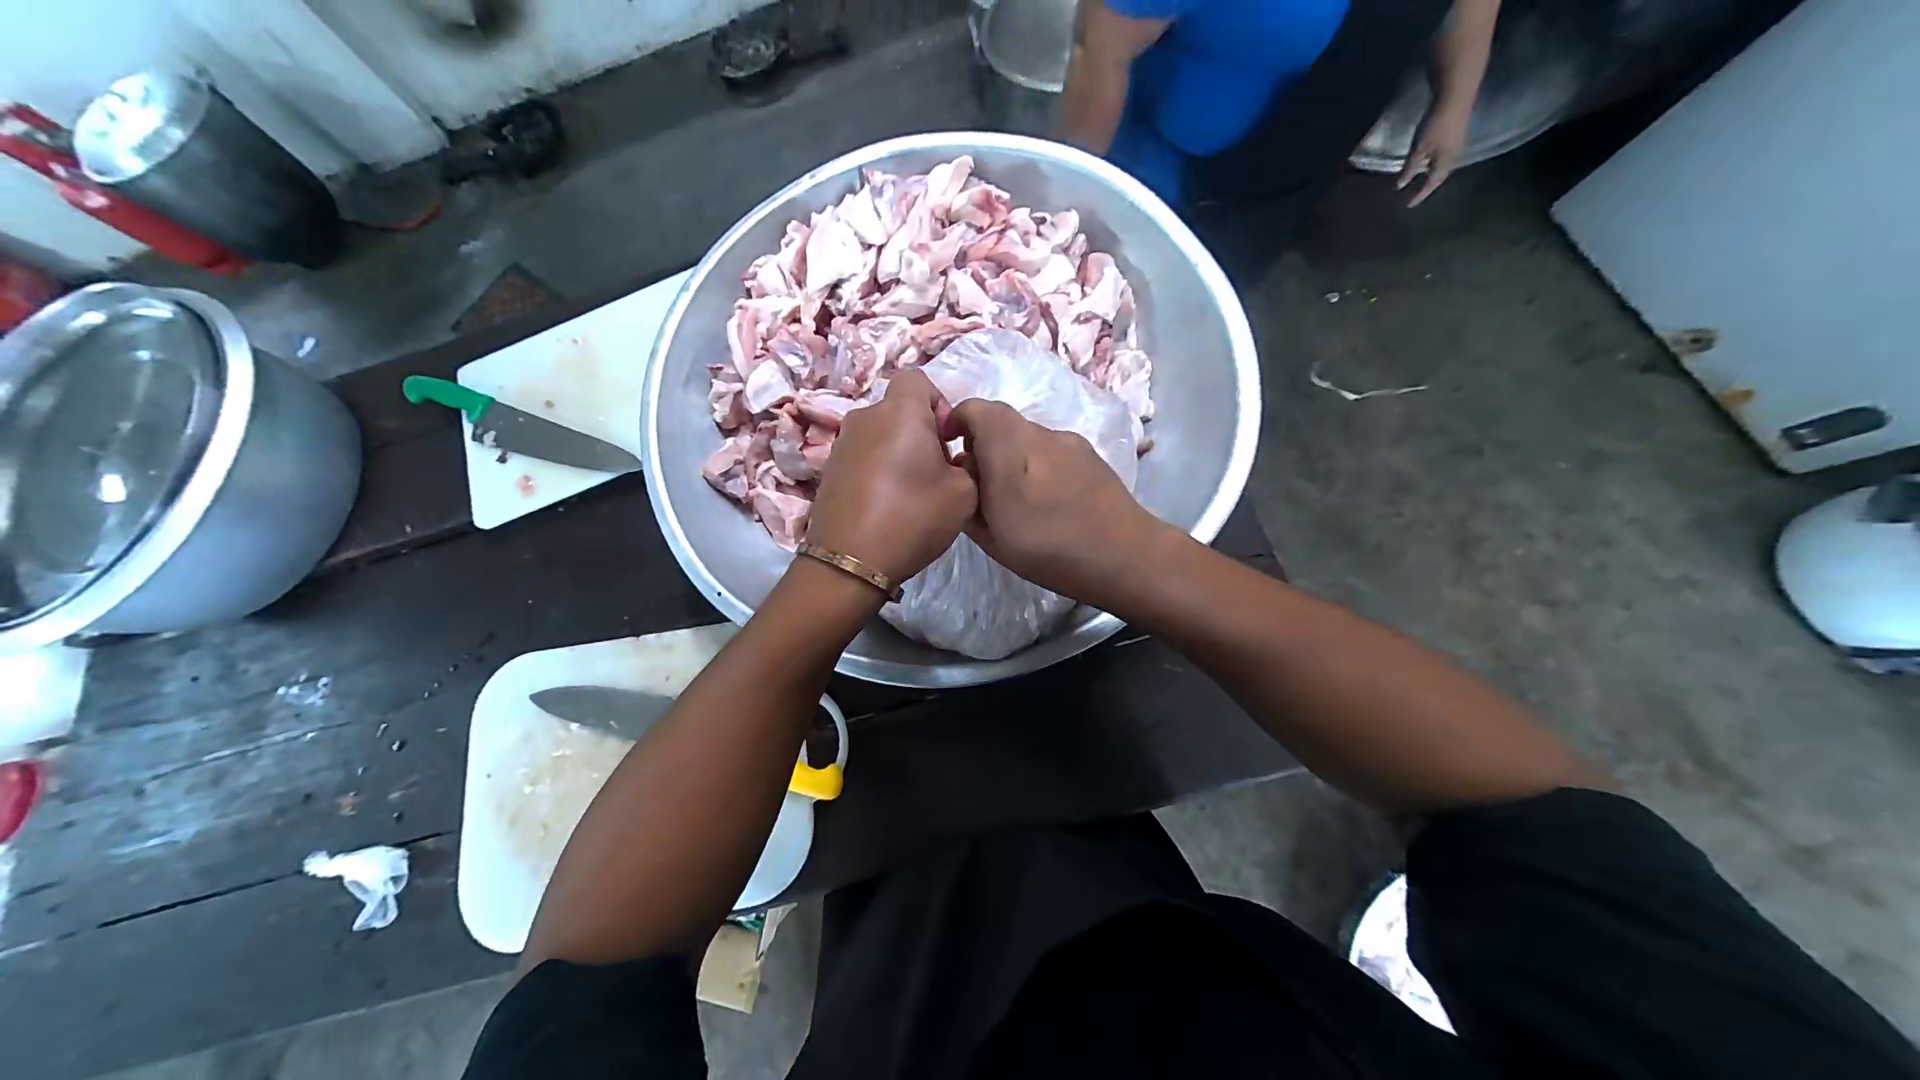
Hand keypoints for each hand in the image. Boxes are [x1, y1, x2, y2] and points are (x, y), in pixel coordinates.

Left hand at [806, 370, 976, 582]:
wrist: (850, 562)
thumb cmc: (912, 518)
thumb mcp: (964, 493)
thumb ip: (967, 465)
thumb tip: (952, 461)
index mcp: (899, 412)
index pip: (917, 379)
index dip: (938, 402)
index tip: (947, 439)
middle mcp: (865, 417)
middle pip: (898, 410)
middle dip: (920, 432)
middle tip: (935, 471)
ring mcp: (841, 444)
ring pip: (880, 435)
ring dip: (898, 453)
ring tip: (911, 492)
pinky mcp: (829, 470)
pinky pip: (863, 457)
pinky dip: (878, 471)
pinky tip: (887, 505)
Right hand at [942, 398, 1169, 609]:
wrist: (1124, 555)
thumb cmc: (1049, 550)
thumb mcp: (992, 536)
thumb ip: (969, 498)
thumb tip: (966, 474)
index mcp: (1009, 448)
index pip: (975, 409)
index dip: (957, 421)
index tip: (951, 448)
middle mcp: (1039, 434)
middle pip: (1002, 423)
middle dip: (984, 444)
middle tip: (982, 485)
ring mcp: (1069, 441)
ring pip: (1028, 438)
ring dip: (1013, 457)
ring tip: (1018, 499)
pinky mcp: (1091, 454)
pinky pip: (1052, 450)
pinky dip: (1039, 465)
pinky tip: (1049, 501)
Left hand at [1397, 96, 1471, 206]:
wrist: (1457, 95)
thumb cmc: (1436, 125)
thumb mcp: (1419, 149)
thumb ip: (1410, 168)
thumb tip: (1400, 186)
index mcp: (1446, 161)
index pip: (1431, 184)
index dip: (1420, 195)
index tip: (1409, 205)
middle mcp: (1455, 154)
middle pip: (1440, 175)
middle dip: (1429, 186)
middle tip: (1418, 194)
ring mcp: (1458, 142)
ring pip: (1444, 164)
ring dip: (1433, 173)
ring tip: (1421, 179)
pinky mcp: (1458, 132)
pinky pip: (1445, 154)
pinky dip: (1435, 162)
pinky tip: (1429, 160)